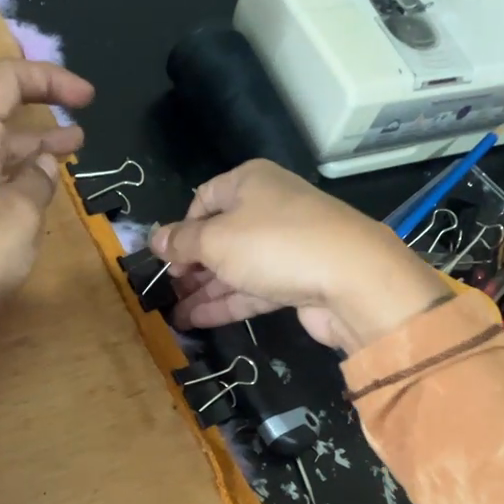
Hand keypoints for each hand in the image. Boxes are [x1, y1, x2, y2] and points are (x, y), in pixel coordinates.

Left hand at [0, 60, 94, 404]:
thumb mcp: (20, 213)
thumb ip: (38, 180)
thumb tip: (44, 165)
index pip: (6, 81)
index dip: (50, 79)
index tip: (89, 99)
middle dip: (39, 102)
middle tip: (78, 111)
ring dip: (35, 145)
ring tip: (74, 147)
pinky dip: (22, 177)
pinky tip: (46, 188)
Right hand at [150, 160, 456, 352]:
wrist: (349, 278)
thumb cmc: (273, 244)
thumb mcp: (215, 240)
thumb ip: (181, 242)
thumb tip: (154, 240)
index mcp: (249, 182)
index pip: (203, 200)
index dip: (180, 228)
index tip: (163, 259)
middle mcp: (267, 207)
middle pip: (218, 236)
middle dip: (191, 265)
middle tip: (165, 293)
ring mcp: (284, 245)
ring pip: (234, 267)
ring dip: (204, 290)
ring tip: (172, 316)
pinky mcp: (295, 280)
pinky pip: (252, 289)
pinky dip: (226, 304)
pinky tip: (196, 322)